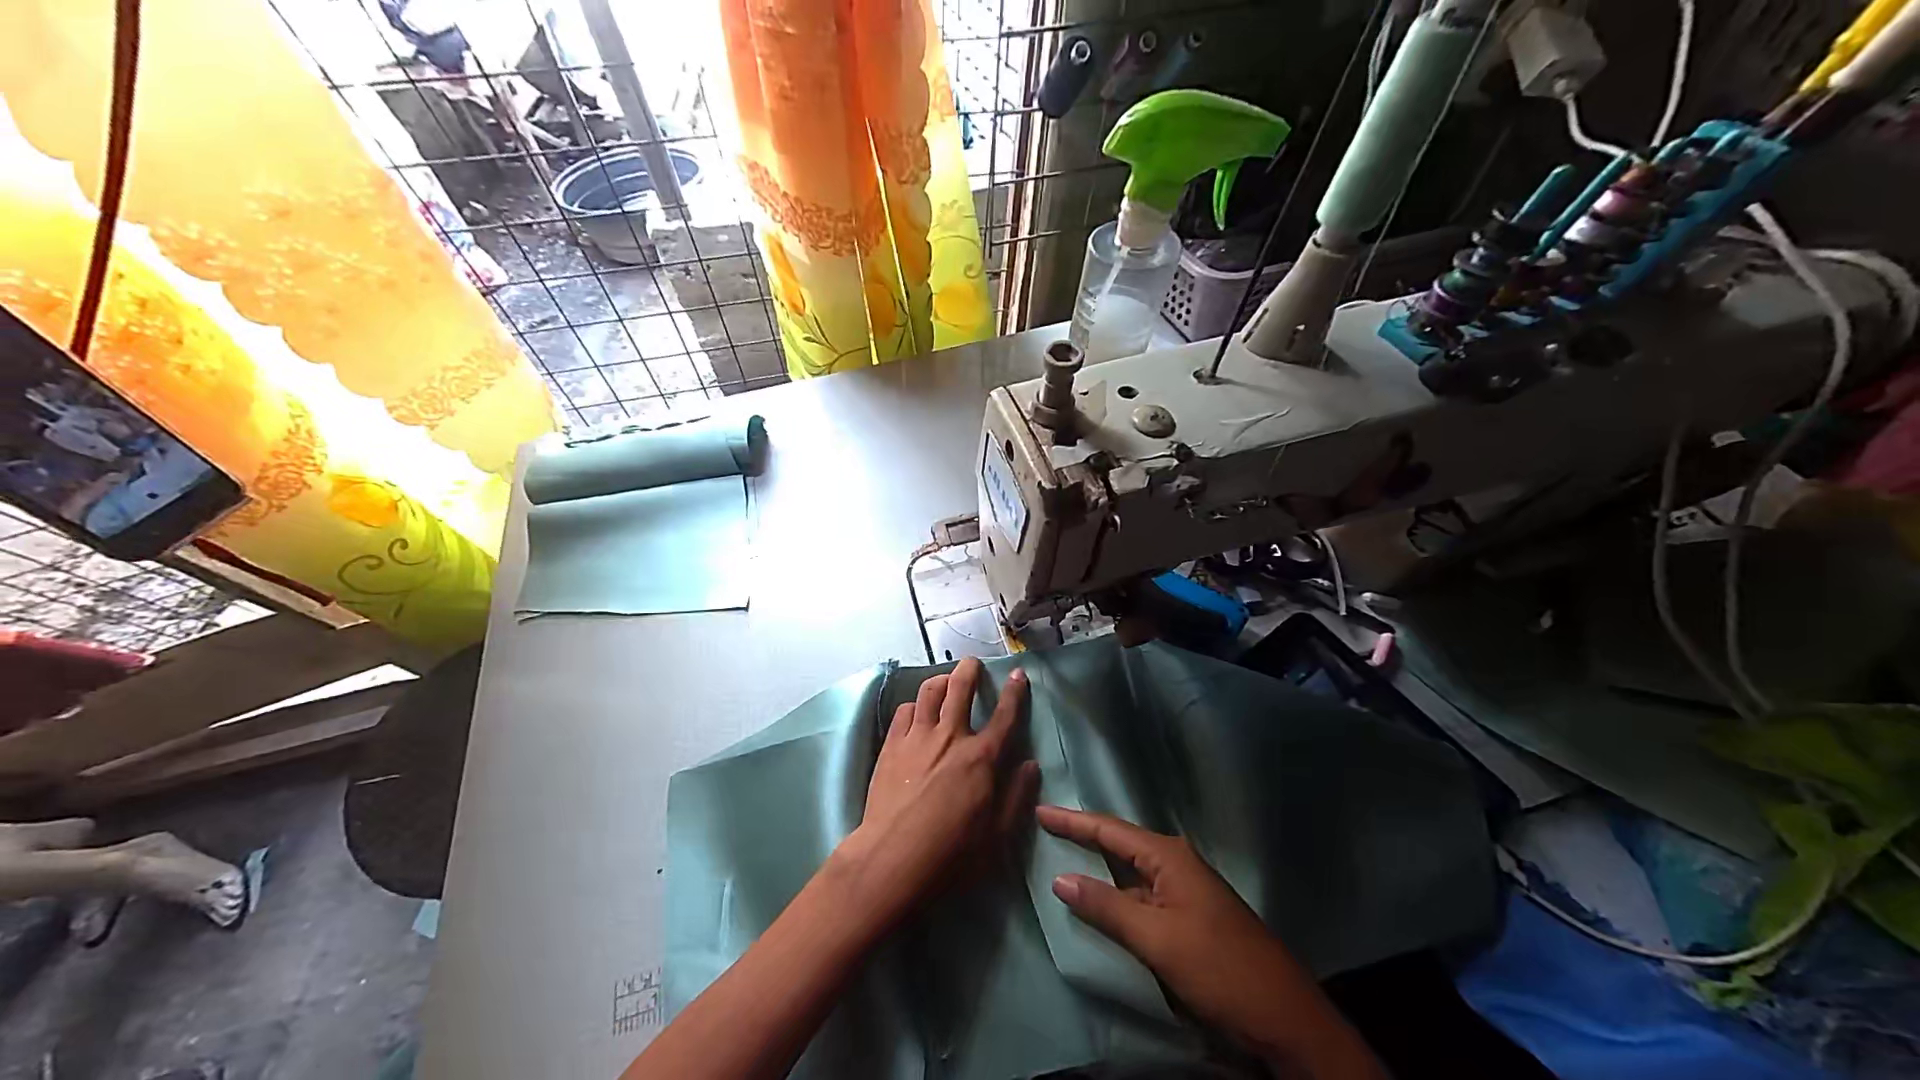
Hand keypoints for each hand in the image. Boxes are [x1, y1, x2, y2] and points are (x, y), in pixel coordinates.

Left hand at [835, 657, 1038, 925]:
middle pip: (960, 688)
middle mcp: (950, 737)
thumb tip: (1030, 764)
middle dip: (969, 670)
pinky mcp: (891, 745)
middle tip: (972, 665)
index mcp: (981, 757)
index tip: (1019, 674)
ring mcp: (917, 737)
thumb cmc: (952, 853)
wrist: (893, 858)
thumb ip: (1017, 796)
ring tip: (944, 682)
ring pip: (929, 692)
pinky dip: (914, 705)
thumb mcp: (997, 835)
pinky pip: (904, 710)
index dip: (1015, 692)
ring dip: (940, 681)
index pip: (1004, 716)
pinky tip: (916, 712)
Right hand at [1038, 806, 1385, 1079]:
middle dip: (1083, 835)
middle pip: (1119, 843)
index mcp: (1169, 857)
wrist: (1285, 1017)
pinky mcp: (1189, 914)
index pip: (1109, 829)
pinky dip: (1116, 893)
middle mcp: (1177, 863)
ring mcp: (1185, 889)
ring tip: (1061, 857)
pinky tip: (1098, 900)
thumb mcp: (1156, 938)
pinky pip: (1142, 894)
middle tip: (1045, 826)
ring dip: (1098, 866)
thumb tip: (1060, 877)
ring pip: (1130, 871)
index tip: (1039, 810)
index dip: (1072, 820)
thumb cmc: (1218, 967)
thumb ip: (1106, 906)